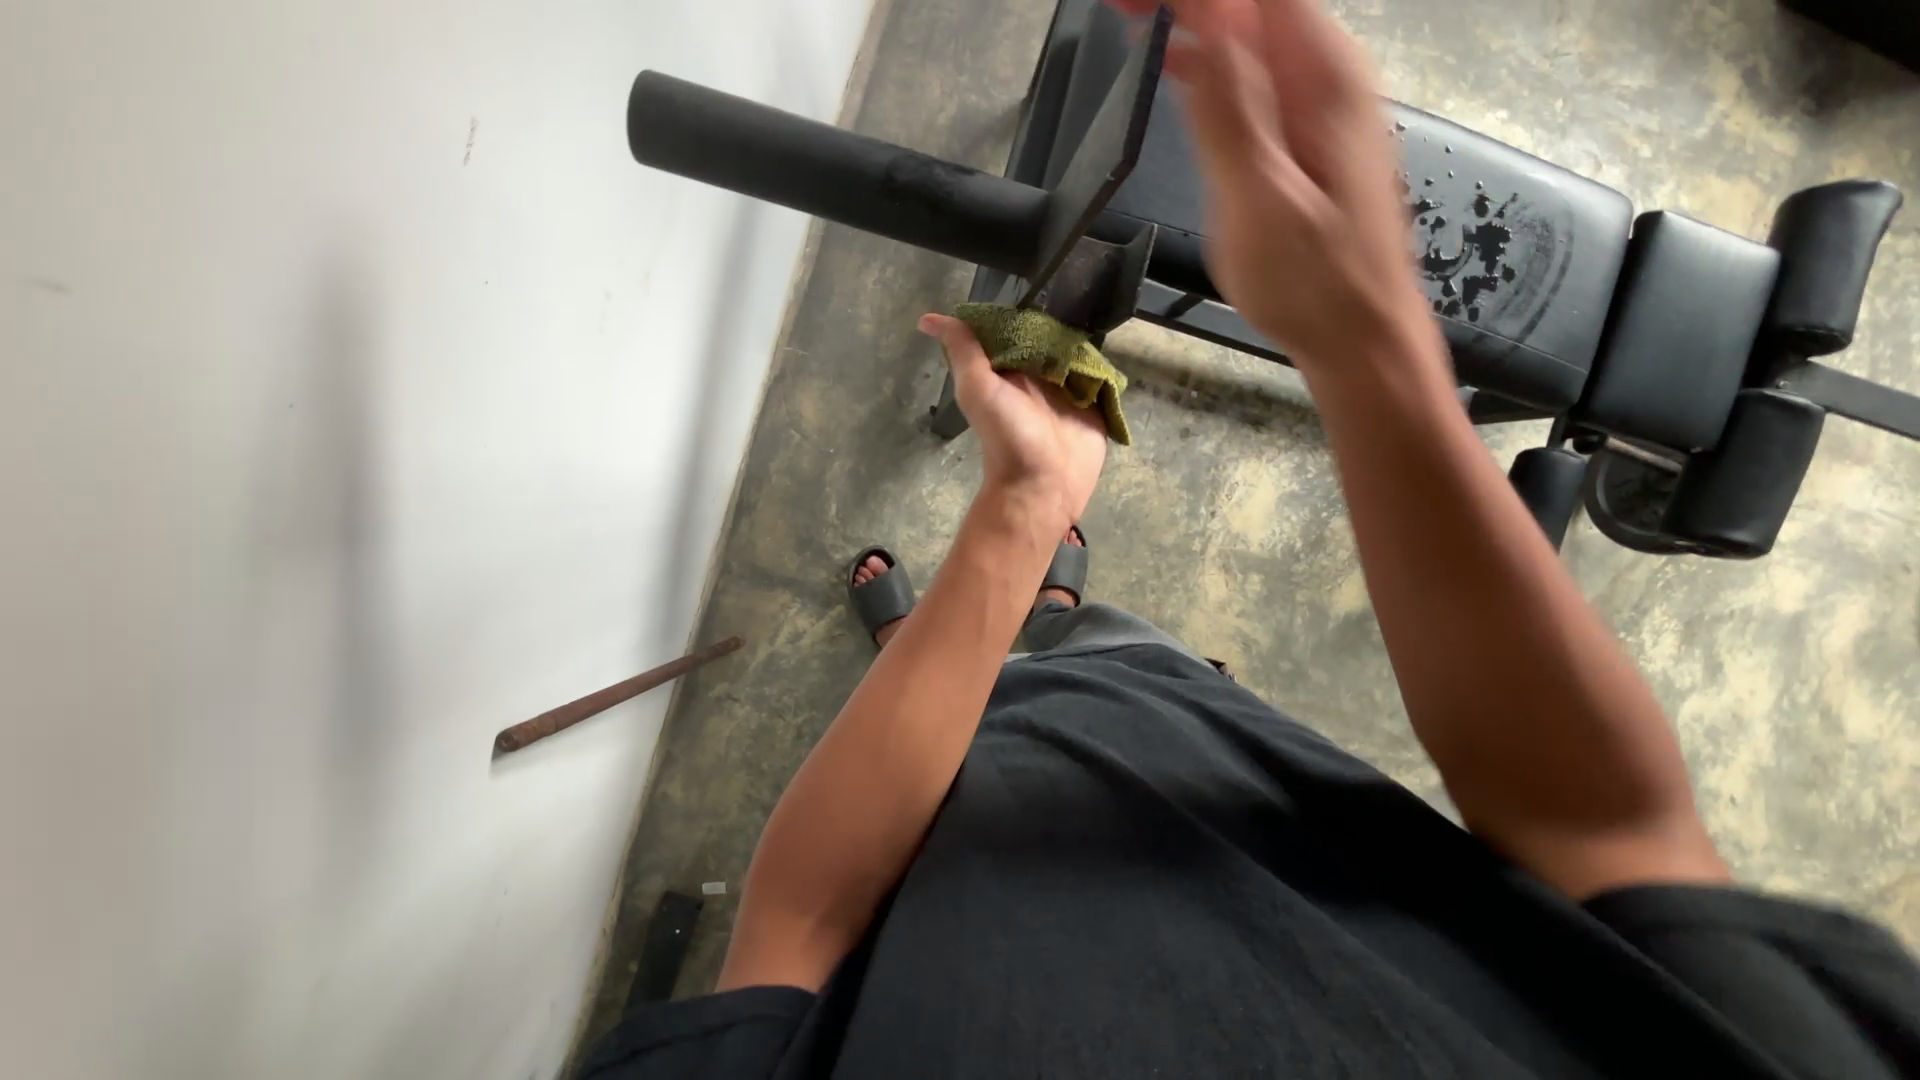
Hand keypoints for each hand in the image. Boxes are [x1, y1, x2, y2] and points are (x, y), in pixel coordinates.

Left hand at [920, 314, 1107, 526]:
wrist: (1044, 483)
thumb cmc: (1008, 435)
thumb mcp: (977, 388)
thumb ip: (962, 351)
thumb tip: (927, 320)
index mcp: (1008, 369)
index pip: (1017, 327)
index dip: (1026, 310)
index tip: (1042, 288)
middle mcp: (1037, 375)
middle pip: (1052, 336)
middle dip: (1064, 322)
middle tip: (1081, 299)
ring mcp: (1067, 388)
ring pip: (1079, 351)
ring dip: (1087, 340)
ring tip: (1102, 314)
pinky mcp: (1093, 402)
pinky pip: (1102, 374)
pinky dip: (1106, 364)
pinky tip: (1115, 348)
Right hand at [1111, 0, 1435, 373]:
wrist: (1361, 339)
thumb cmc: (1313, 285)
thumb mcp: (1262, 201)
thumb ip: (1231, 109)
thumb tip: (1207, 18)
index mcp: (1323, 79)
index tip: (1129, 0)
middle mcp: (1327, 75)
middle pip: (1252, 4)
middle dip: (1190, 2)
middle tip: (1120, 4)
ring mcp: (1318, 105)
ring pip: (1250, 34)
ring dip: (1196, 21)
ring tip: (1133, 15)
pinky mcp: (1304, 138)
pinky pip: (1254, 74)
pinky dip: (1210, 60)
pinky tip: (1175, 62)